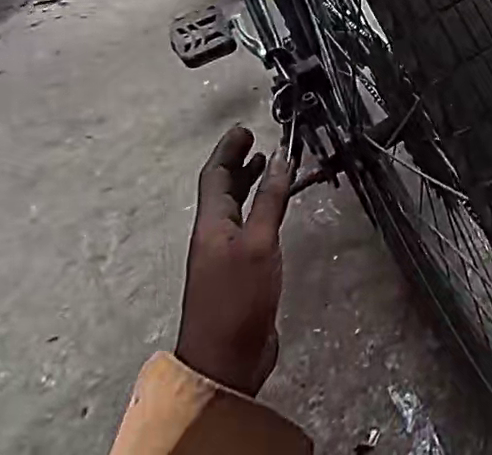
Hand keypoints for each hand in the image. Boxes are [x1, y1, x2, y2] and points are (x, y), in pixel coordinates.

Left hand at [174, 126, 293, 395]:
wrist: (225, 361)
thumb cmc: (237, 297)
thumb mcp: (258, 242)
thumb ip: (270, 200)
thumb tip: (280, 157)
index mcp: (211, 223)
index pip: (215, 175)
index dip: (228, 150)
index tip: (244, 129)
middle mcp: (214, 234)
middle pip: (222, 189)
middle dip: (237, 163)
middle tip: (256, 143)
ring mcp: (225, 255)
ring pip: (235, 208)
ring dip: (248, 185)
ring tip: (267, 168)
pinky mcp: (240, 273)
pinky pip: (248, 227)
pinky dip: (259, 209)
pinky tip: (274, 212)